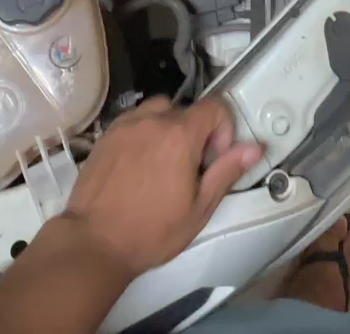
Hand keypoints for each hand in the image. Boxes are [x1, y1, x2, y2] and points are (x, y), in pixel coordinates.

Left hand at [48, 97, 263, 278]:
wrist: (94, 242)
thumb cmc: (150, 230)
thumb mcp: (199, 208)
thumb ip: (227, 171)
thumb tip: (255, 147)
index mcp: (180, 134)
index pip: (215, 106)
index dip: (223, 129)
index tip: (213, 159)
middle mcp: (153, 119)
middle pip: (186, 109)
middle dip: (195, 133)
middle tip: (189, 169)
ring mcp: (127, 124)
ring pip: (158, 110)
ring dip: (168, 127)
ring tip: (163, 162)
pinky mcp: (107, 134)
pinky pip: (134, 119)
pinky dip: (144, 131)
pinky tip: (139, 163)